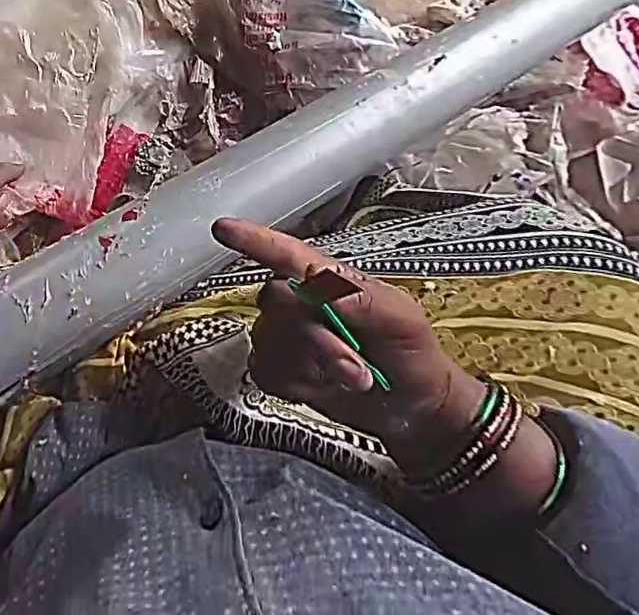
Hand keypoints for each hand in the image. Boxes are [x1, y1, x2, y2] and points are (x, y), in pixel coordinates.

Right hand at [213, 218, 487, 473]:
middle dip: (317, 339)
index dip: (253, 239)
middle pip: (278, 303)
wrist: (414, 410)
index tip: (224, 228)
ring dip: (315, 367)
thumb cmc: (411, 353)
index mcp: (324, 278)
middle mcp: (296, 300)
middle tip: (355, 364)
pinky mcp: (275, 366)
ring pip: (272, 341)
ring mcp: (282, 333)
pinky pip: (265, 369)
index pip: (283, 252)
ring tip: (352, 377)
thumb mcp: (403, 320)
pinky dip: (298, 385)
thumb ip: (364, 299)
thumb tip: (324, 288)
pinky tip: (322, 384)